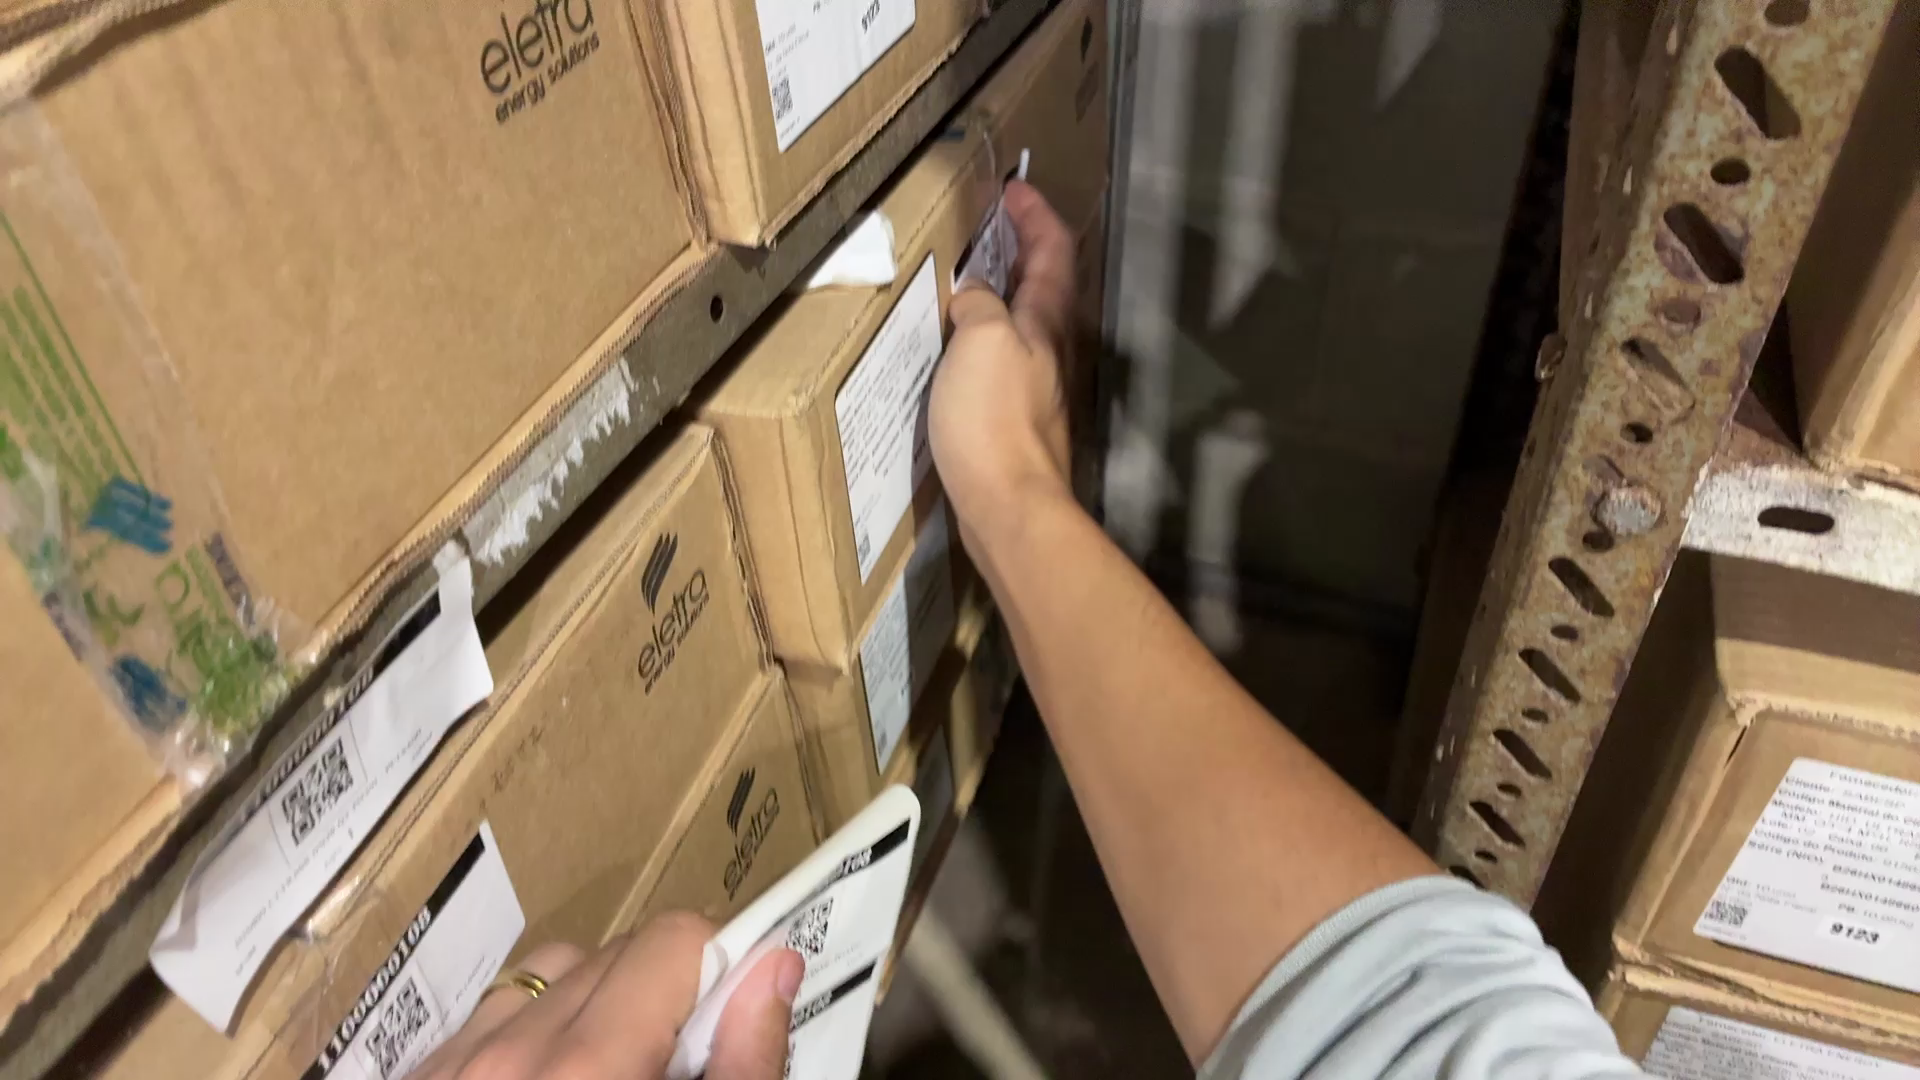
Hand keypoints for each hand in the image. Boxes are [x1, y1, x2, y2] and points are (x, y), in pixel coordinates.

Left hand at [408, 914, 803, 1079]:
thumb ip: (747, 1065)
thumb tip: (776, 963)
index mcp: (585, 1075)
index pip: (675, 940)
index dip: (724, 959)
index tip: (737, 1009)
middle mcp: (501, 1061)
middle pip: (621, 950)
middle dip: (671, 987)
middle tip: (685, 1057)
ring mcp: (439, 1075)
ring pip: (552, 972)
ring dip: (600, 998)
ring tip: (614, 1067)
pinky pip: (486, 1013)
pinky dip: (532, 1026)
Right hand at [930, 180, 1077, 552]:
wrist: (1008, 503)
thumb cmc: (994, 418)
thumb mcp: (982, 340)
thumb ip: (981, 305)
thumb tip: (975, 297)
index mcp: (1046, 321)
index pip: (1053, 251)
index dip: (1036, 215)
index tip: (1014, 189)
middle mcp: (1052, 351)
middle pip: (1046, 288)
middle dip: (1024, 252)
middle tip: (992, 232)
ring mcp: (1039, 389)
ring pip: (1026, 327)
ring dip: (1005, 298)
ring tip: (968, 286)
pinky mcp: (1019, 422)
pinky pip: (1005, 364)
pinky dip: (986, 342)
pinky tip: (958, 354)